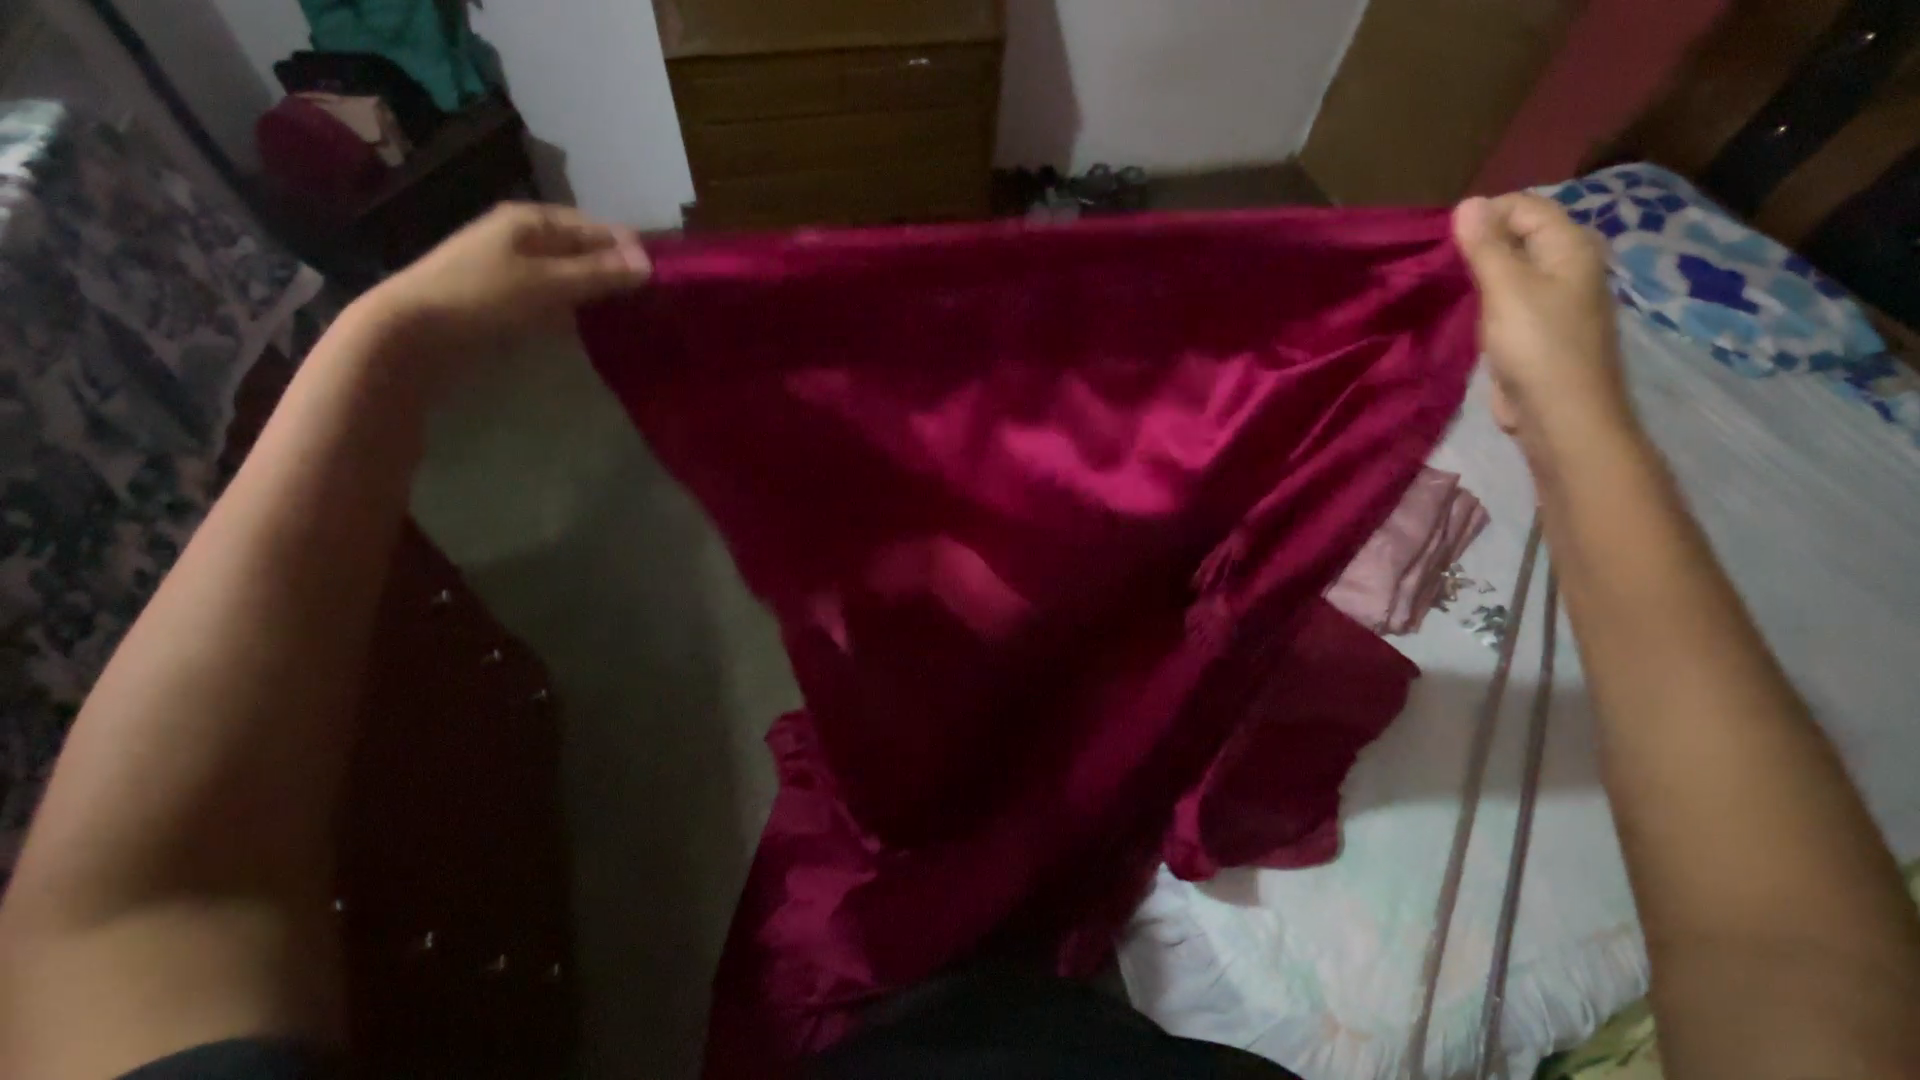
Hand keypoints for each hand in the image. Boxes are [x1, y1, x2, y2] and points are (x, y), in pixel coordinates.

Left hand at [352, 201, 651, 374]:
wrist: (410, 333)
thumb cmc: (480, 298)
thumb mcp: (547, 284)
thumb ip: (599, 274)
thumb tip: (648, 264)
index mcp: (531, 221)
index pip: (597, 227)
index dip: (630, 248)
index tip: (663, 277)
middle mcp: (522, 237)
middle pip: (584, 249)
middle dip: (617, 271)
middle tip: (654, 301)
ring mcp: (511, 268)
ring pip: (570, 275)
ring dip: (598, 292)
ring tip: (632, 316)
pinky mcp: (504, 299)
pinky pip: (553, 297)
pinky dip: (575, 308)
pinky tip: (593, 327)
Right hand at [1452, 194, 1632, 446]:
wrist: (1561, 415)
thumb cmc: (1537, 346)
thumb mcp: (1506, 289)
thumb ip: (1486, 246)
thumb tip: (1467, 203)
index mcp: (1571, 247)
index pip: (1525, 207)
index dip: (1484, 215)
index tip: (1442, 239)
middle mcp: (1569, 266)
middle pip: (1519, 236)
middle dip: (1479, 242)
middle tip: (1438, 261)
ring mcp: (1554, 300)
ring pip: (1512, 269)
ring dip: (1479, 273)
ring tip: (1444, 283)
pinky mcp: (1537, 330)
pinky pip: (1507, 300)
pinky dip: (1485, 299)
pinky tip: (1462, 310)